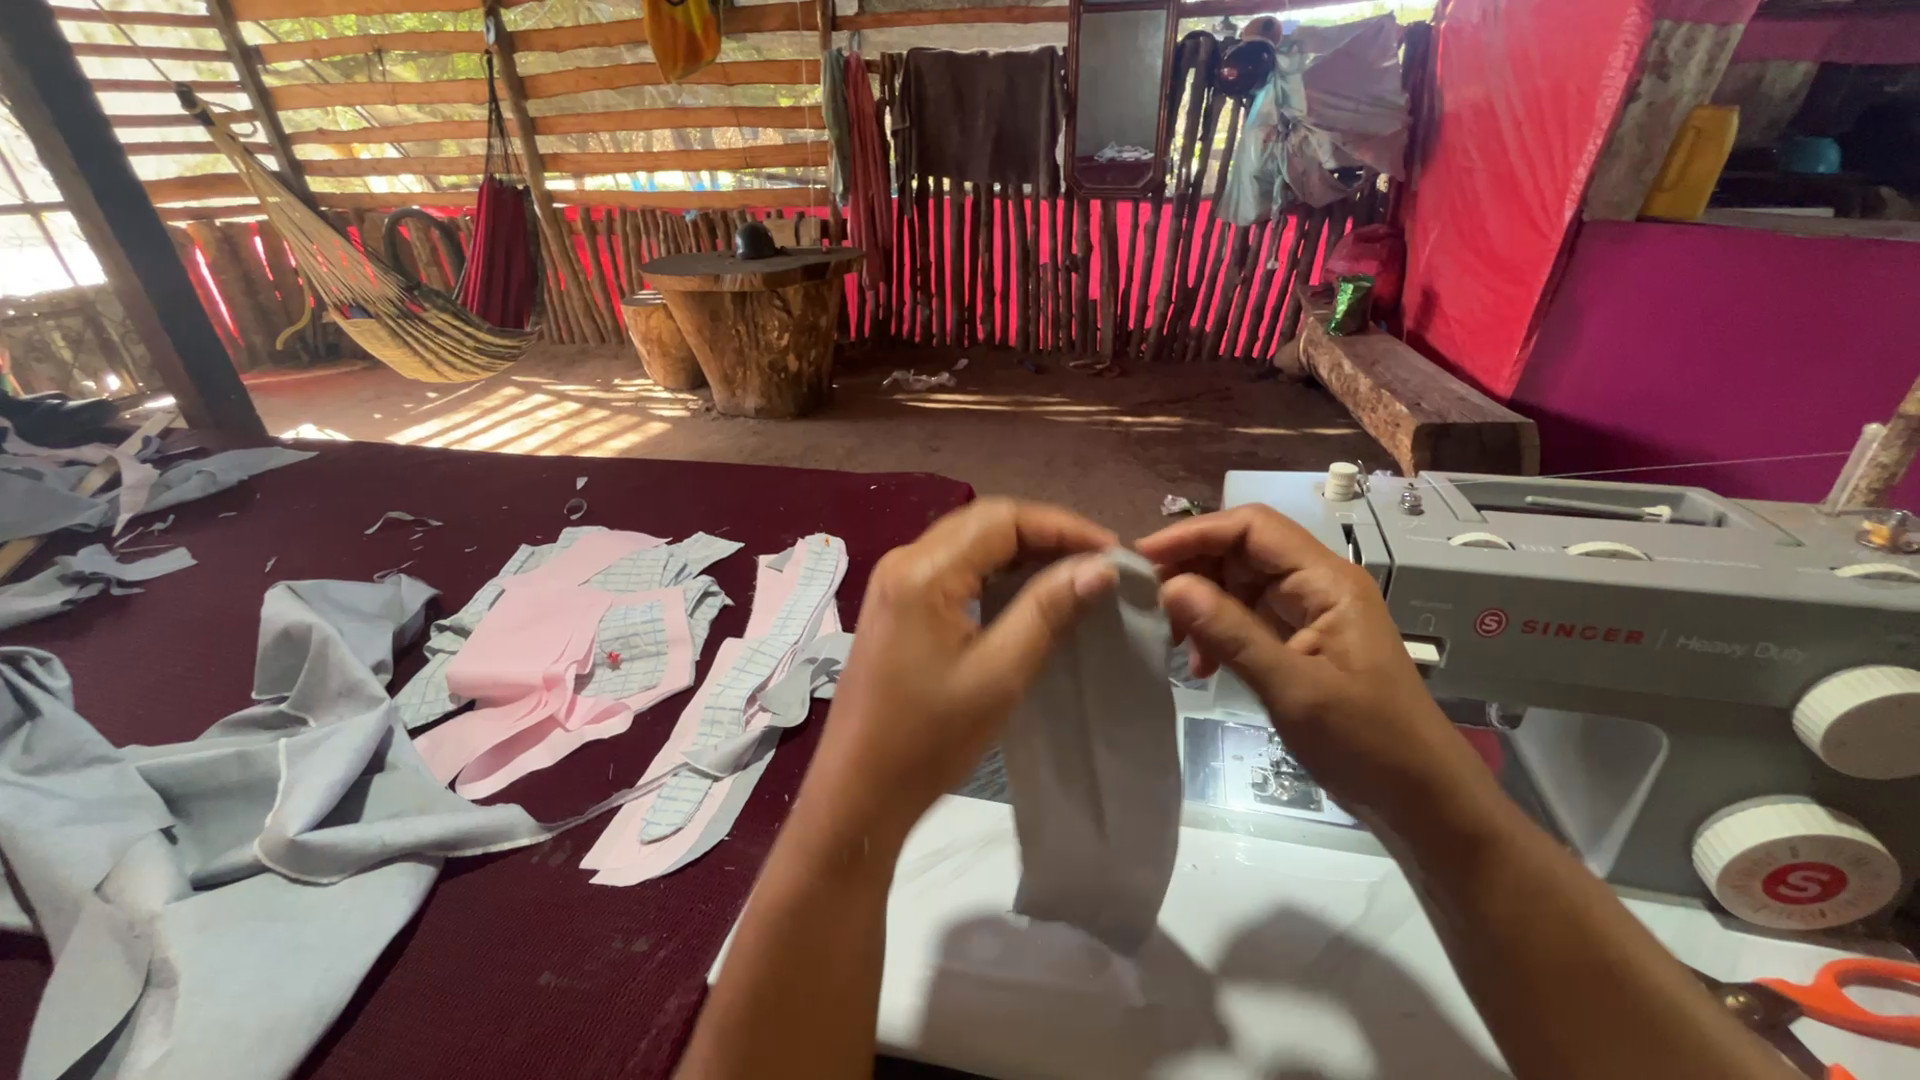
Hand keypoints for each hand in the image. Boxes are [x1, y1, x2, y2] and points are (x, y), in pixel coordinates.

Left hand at [800, 498, 1116, 847]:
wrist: (859, 791)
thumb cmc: (929, 739)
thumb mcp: (999, 673)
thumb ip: (1048, 610)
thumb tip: (1101, 568)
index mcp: (922, 571)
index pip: (1003, 518)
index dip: (1064, 527)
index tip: (1113, 555)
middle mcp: (903, 561)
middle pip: (985, 522)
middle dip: (1046, 535)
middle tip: (1098, 565)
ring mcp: (895, 583)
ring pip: (970, 543)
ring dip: (1023, 553)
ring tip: (1074, 576)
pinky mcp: (897, 606)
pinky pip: (954, 568)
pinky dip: (996, 572)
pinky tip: (1028, 594)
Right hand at [1136, 504, 1489, 824]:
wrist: (1420, 796)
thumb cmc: (1367, 741)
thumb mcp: (1294, 688)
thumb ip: (1231, 633)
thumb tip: (1170, 586)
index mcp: (1326, 581)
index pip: (1252, 527)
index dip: (1194, 533)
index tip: (1142, 557)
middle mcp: (1316, 584)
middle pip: (1241, 550)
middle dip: (1191, 568)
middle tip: (1148, 603)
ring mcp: (1308, 613)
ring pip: (1238, 584)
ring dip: (1200, 603)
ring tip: (1172, 640)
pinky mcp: (1300, 642)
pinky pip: (1246, 617)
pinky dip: (1216, 631)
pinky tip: (1201, 665)